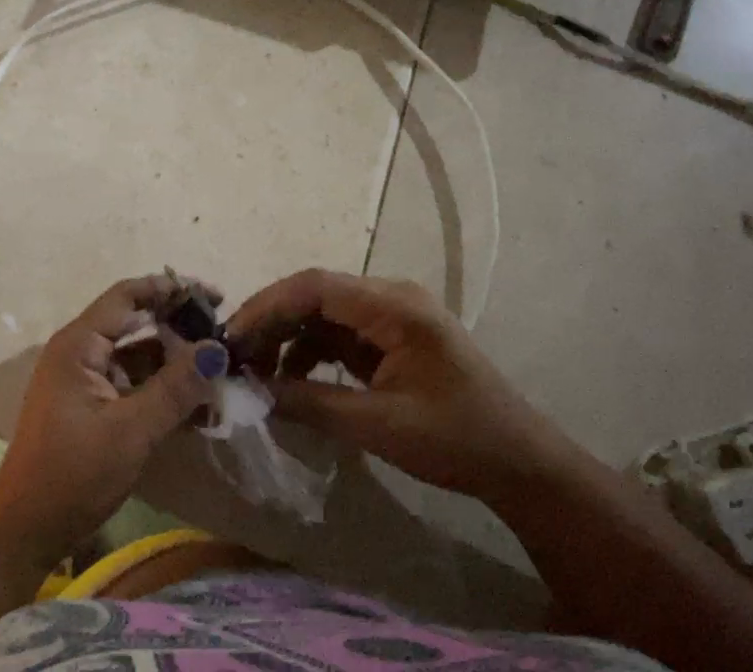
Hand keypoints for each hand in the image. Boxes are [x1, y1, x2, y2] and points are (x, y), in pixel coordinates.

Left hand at [0, 275, 229, 560]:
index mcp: (78, 345)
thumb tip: (217, 349)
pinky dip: (163, 392)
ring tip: (224, 375)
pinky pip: (133, 387)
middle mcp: (79, 354)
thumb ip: (175, 387)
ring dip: (177, 365)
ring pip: (138, 359)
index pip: (126, 297)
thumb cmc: (73, 473)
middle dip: (179, 329)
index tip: (213, 297)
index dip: (169, 290)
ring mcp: (85, 382)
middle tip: (226, 336)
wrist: (28, 528)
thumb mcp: (131, 430)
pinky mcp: (92, 409)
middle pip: (135, 324)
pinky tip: (202, 407)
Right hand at [225, 270, 587, 504]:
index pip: (314, 286)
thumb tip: (250, 392)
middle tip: (234, 357)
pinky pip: (336, 335)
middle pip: (313, 295)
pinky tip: (290, 382)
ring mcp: (392, 319)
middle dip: (270, 323)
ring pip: (321, 315)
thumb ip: (310, 403)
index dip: (266, 307)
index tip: (231, 337)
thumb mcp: (377, 425)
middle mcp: (391, 299)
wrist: (521, 466)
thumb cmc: (456, 440)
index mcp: (395, 306)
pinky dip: (308, 354)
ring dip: (285, 339)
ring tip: (255, 372)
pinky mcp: (390, 341)